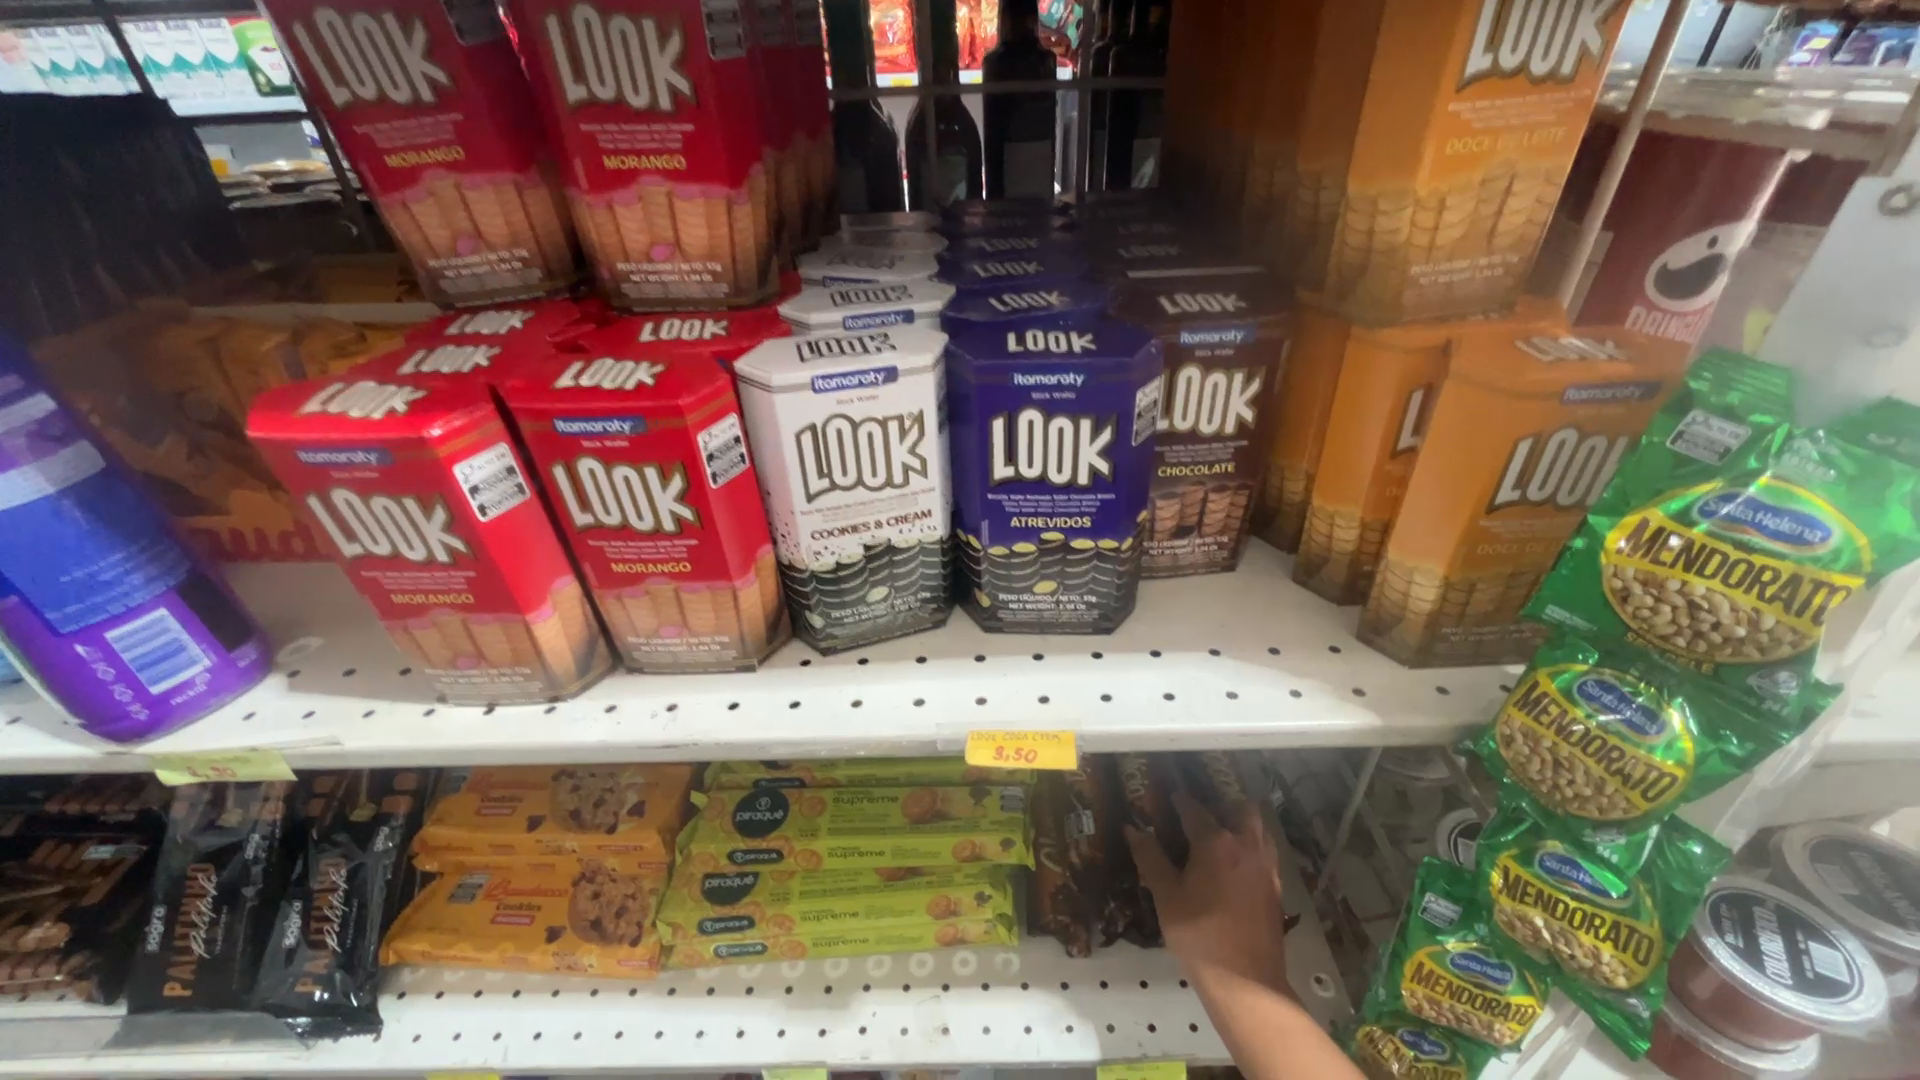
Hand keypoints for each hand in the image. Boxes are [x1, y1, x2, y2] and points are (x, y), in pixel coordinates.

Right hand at [1125, 792, 1291, 994]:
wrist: (1244, 981)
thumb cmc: (1198, 934)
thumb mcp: (1165, 895)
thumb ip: (1150, 857)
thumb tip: (1132, 828)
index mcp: (1215, 842)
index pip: (1196, 810)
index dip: (1181, 800)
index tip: (1171, 796)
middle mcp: (1246, 846)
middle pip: (1240, 809)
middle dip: (1222, 804)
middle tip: (1203, 813)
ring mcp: (1266, 867)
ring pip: (1259, 829)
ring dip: (1241, 823)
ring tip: (1221, 834)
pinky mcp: (1276, 888)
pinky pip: (1265, 852)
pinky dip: (1252, 846)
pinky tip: (1236, 865)